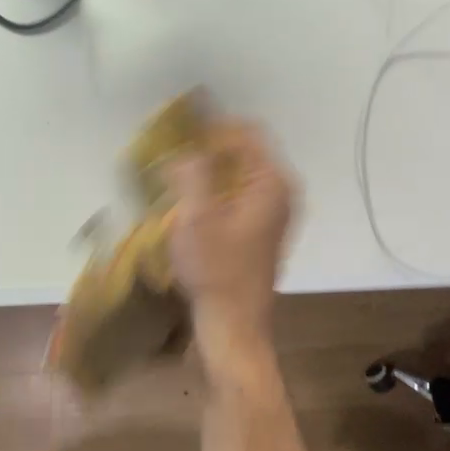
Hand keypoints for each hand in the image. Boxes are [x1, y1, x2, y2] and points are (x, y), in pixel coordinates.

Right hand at [167, 119, 296, 367]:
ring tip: (172, 178)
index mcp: (271, 182)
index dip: (210, 127)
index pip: (245, 132)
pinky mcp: (260, 234)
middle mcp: (280, 192)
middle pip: (243, 153)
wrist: (233, 324)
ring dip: (207, 173)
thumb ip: (191, 173)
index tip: (175, 132)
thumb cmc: (215, 271)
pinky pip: (237, 198)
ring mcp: (273, 215)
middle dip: (206, 149)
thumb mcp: (195, 217)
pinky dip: (213, 194)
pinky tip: (187, 207)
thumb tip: (183, 151)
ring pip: (238, 177)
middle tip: (170, 154)